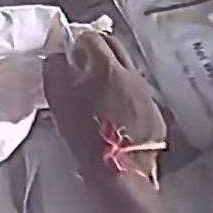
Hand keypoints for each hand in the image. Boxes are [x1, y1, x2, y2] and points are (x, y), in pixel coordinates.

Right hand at [44, 32, 167, 187]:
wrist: (119, 175)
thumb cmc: (83, 132)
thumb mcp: (58, 97)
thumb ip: (55, 69)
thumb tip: (58, 57)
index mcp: (107, 67)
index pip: (92, 37)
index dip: (77, 43)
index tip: (68, 56)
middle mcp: (133, 76)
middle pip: (114, 47)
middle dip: (96, 50)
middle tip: (80, 66)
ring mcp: (148, 97)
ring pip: (127, 71)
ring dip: (111, 74)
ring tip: (96, 93)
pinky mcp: (157, 117)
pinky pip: (137, 96)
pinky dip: (124, 97)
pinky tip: (113, 115)